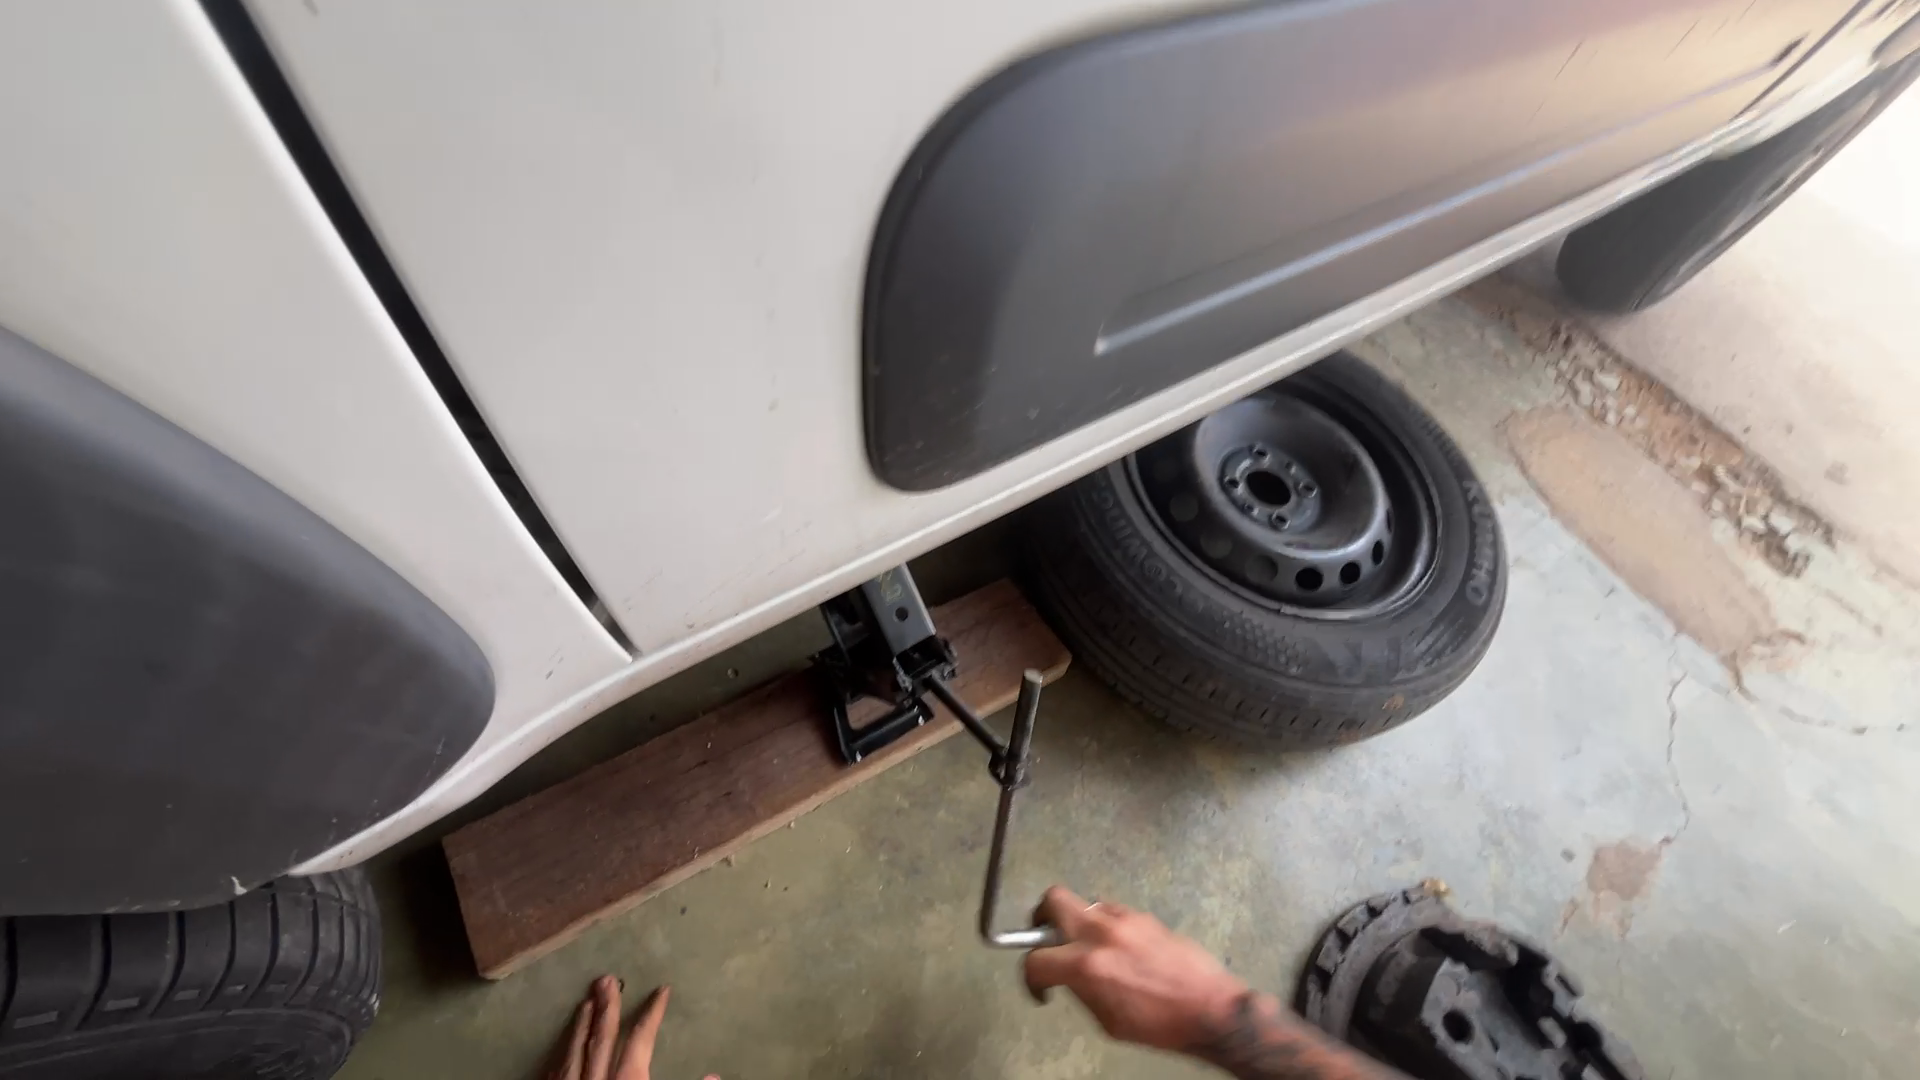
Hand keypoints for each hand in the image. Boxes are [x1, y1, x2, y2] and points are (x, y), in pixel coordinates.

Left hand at [549, 976, 715, 1079]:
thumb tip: (714, 1076)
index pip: (641, 1039)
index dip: (652, 1013)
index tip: (662, 990)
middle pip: (601, 1039)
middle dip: (607, 1008)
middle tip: (607, 979)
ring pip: (573, 1055)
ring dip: (580, 1027)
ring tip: (585, 1002)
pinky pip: (552, 1078)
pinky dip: (560, 1058)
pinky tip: (562, 1050)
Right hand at [1022, 886, 1249, 1051]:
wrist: (1208, 1006)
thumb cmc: (1159, 1025)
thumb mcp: (1109, 1021)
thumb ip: (1081, 990)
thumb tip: (1069, 975)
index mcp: (1086, 966)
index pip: (1036, 959)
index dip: (1030, 977)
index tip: (1041, 988)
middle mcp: (1099, 933)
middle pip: (1053, 899)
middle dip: (1042, 917)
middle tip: (1047, 937)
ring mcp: (1122, 918)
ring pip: (1084, 904)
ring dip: (1078, 924)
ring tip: (1092, 949)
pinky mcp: (1142, 914)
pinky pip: (1111, 911)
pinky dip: (1105, 926)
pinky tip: (1121, 949)